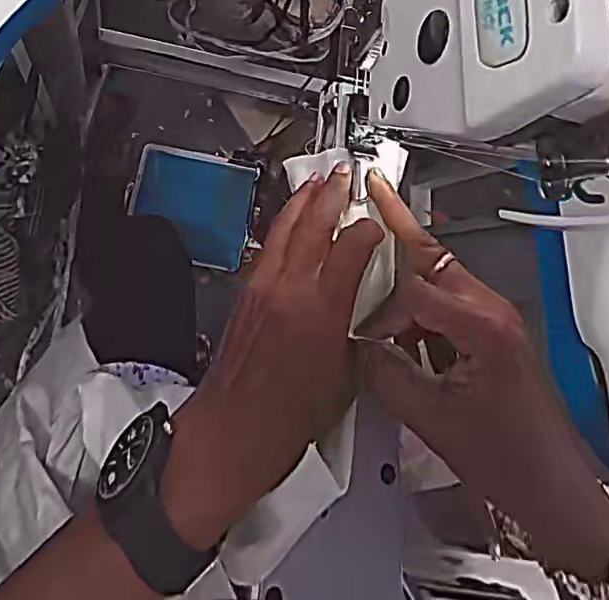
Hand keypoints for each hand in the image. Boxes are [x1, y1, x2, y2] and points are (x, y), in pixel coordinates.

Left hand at [160, 166, 384, 548]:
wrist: (231, 431)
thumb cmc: (285, 418)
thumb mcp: (342, 375)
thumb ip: (354, 330)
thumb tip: (360, 309)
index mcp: (322, 310)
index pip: (352, 247)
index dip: (369, 229)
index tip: (376, 225)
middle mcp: (291, 289)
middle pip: (314, 223)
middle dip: (331, 194)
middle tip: (342, 176)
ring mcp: (264, 286)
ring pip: (286, 226)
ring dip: (303, 200)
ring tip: (315, 183)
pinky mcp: (246, 292)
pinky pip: (268, 244)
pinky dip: (283, 224)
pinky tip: (290, 220)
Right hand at [356, 172, 608, 579]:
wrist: (554, 487)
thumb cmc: (512, 459)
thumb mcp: (434, 420)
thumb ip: (388, 375)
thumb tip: (362, 348)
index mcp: (483, 325)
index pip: (415, 291)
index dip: (382, 312)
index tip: (365, 335)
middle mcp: (493, 311)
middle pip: (433, 258)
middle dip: (399, 228)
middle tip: (376, 193)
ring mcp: (495, 319)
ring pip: (441, 278)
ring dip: (407, 276)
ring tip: (375, 265)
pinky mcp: (493, 333)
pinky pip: (449, 304)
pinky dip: (421, 308)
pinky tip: (403, 329)